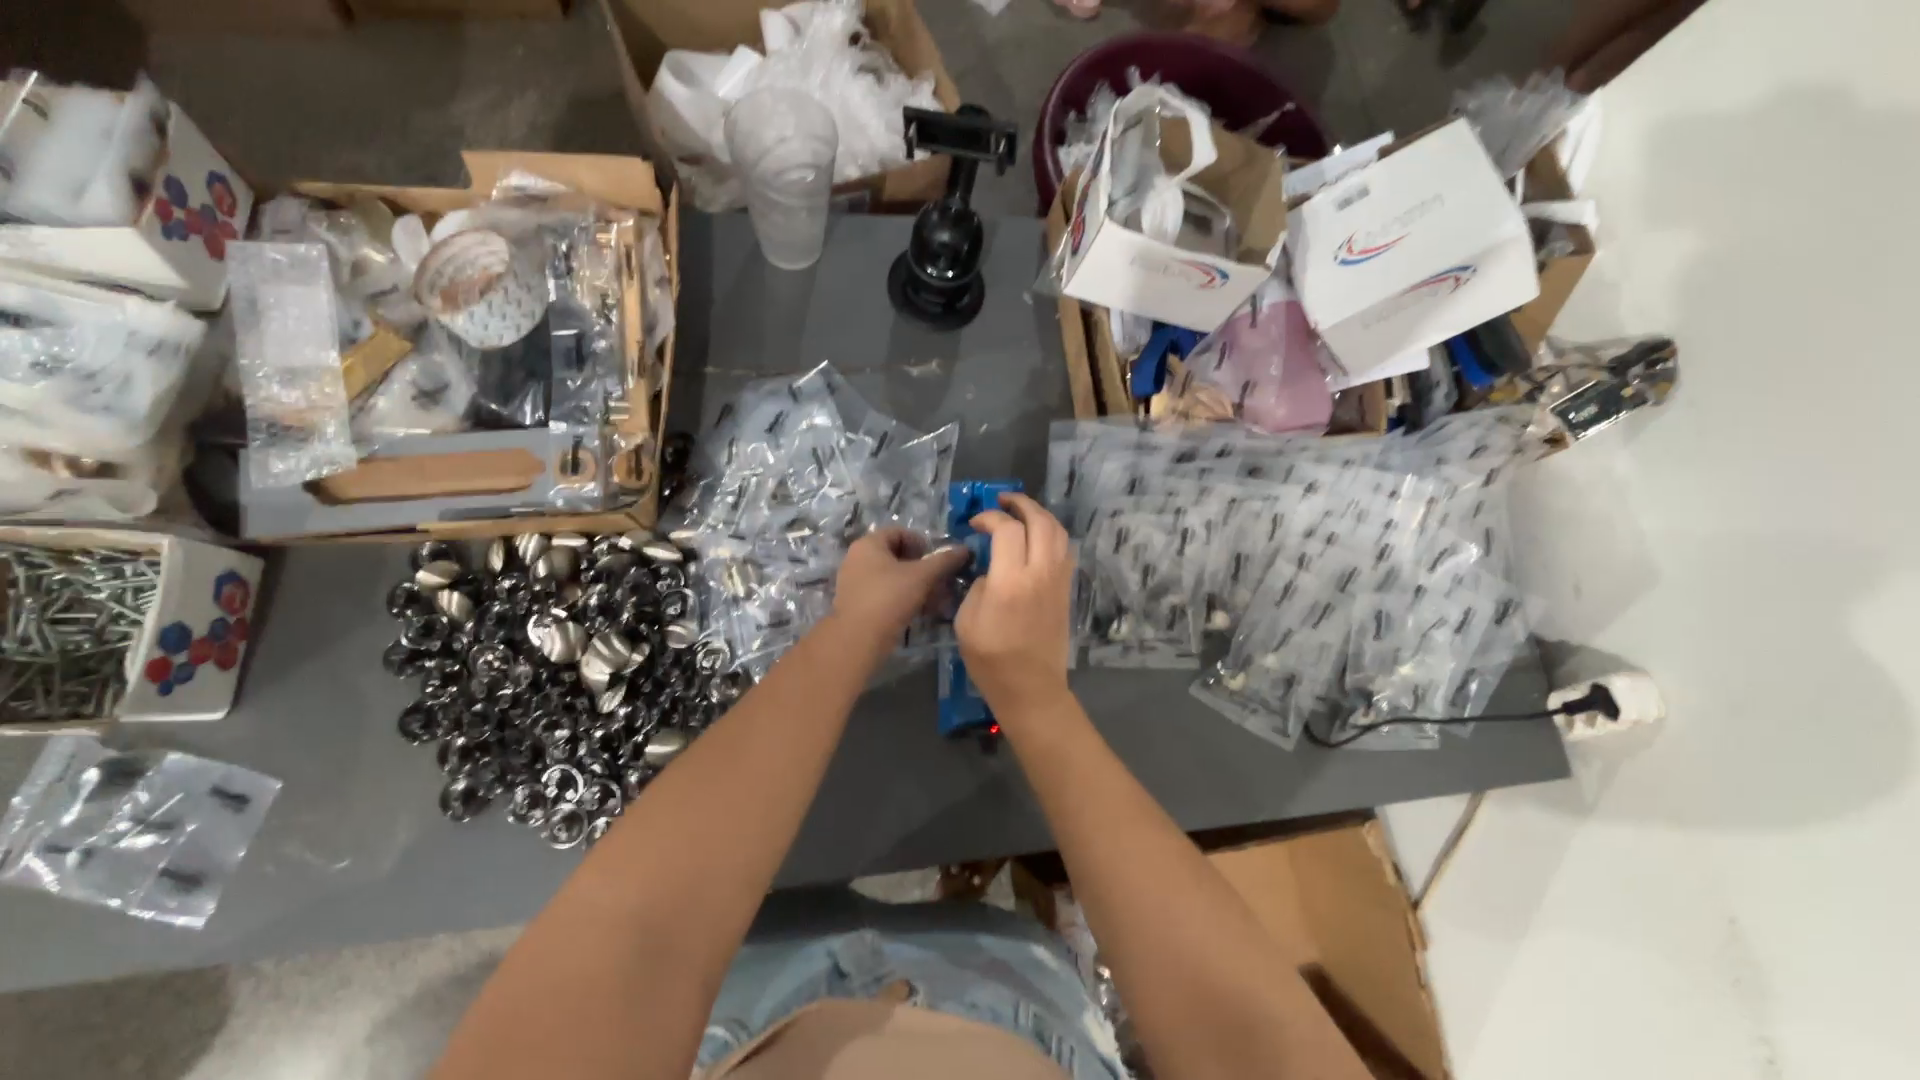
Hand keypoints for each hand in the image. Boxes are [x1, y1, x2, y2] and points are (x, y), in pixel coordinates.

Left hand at [832, 528, 969, 644]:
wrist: (859, 638)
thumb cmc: (889, 598)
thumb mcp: (922, 576)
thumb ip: (944, 561)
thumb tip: (964, 550)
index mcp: (868, 544)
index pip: (899, 532)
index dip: (921, 543)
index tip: (935, 561)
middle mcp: (857, 558)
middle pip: (896, 555)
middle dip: (922, 568)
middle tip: (938, 582)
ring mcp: (854, 582)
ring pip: (892, 577)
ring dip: (915, 585)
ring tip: (933, 600)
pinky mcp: (856, 603)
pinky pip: (884, 593)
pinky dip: (902, 598)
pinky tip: (919, 611)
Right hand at [955, 494, 1074, 718]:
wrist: (1031, 688)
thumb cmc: (991, 660)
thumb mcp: (966, 622)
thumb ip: (979, 587)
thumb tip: (991, 572)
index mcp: (1010, 582)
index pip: (1007, 530)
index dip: (990, 518)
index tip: (975, 523)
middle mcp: (1040, 574)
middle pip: (1040, 522)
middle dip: (1021, 504)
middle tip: (1002, 501)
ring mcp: (1058, 581)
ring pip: (1058, 532)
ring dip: (1040, 515)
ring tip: (1022, 513)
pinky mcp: (1066, 591)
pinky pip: (1064, 550)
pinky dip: (1052, 534)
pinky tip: (1037, 538)